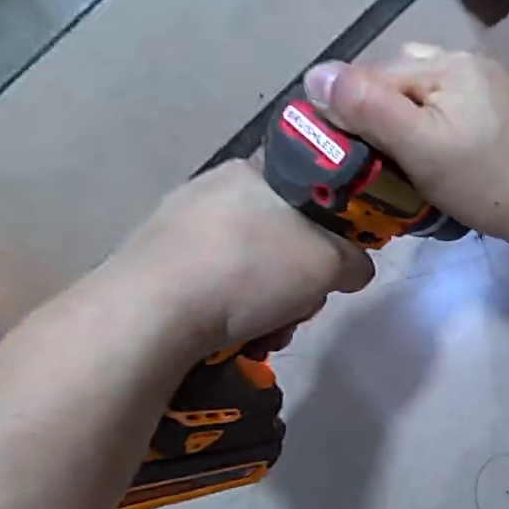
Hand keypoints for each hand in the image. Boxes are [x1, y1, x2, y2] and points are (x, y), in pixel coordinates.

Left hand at [92, 159, 373, 358]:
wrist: (152, 313)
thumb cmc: (252, 269)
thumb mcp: (332, 263)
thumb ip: (357, 261)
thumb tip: (352, 269)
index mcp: (257, 172)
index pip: (314, 188)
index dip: (336, 227)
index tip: (339, 261)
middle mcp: (218, 189)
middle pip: (287, 237)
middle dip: (303, 281)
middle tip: (304, 306)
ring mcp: (183, 226)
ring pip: (256, 266)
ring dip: (275, 304)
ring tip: (270, 333)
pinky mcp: (160, 263)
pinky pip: (221, 283)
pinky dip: (238, 311)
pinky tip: (240, 336)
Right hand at [304, 44, 508, 247]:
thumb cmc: (482, 182)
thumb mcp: (418, 146)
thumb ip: (367, 108)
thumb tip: (315, 74)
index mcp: (449, 62)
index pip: (374, 75)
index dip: (353, 113)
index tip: (351, 155)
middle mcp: (467, 63)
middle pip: (397, 82)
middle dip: (380, 118)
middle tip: (381, 163)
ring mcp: (485, 87)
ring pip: (419, 97)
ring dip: (403, 125)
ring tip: (406, 162)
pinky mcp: (495, 114)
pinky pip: (444, 110)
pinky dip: (429, 130)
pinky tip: (433, 157)